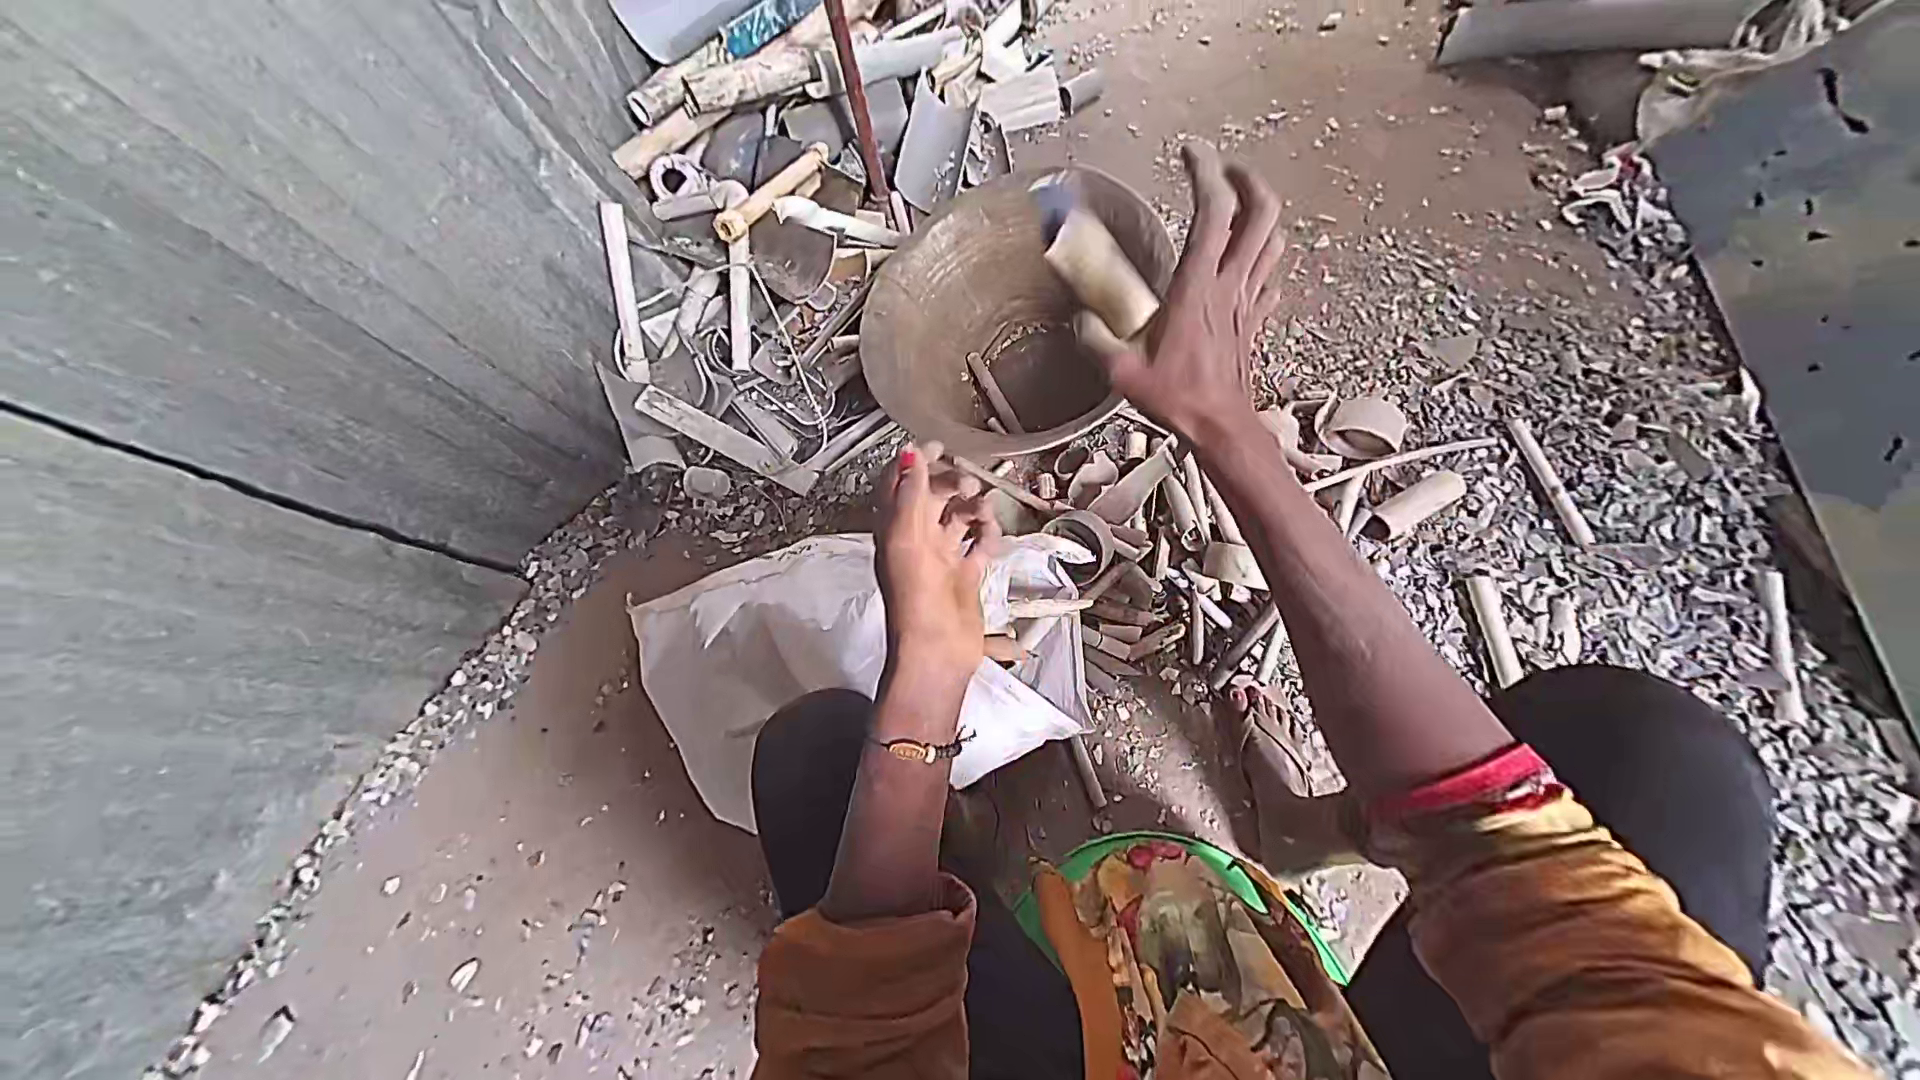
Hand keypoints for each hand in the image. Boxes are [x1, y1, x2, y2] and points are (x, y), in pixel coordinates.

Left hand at [874, 441, 1002, 694]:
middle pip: (934, 498)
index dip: (916, 463)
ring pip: (959, 518)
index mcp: (895, 531)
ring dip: (973, 509)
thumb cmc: (915, 601)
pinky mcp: (965, 574)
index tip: (938, 446)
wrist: (937, 650)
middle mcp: (917, 541)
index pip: (900, 485)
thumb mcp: (905, 540)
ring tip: (983, 512)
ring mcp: (942, 558)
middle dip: (951, 484)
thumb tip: (911, 454)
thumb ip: (909, 495)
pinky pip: (979, 544)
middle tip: (967, 483)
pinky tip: (989, 539)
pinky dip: (987, 536)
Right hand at [1082, 143, 1286, 451]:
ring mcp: (1246, 303)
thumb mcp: (1123, 371)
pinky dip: (1264, 262)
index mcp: (1196, 288)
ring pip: (1273, 241)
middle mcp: (1228, 287)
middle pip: (1261, 213)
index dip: (1206, 172)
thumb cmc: (1180, 398)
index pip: (1214, 211)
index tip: (1191, 153)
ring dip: (1262, 215)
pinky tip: (1252, 265)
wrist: (1219, 426)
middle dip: (1248, 181)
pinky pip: (1269, 280)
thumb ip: (1096, 340)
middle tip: (1226, 171)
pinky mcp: (1253, 322)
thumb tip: (1080, 322)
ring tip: (1242, 206)